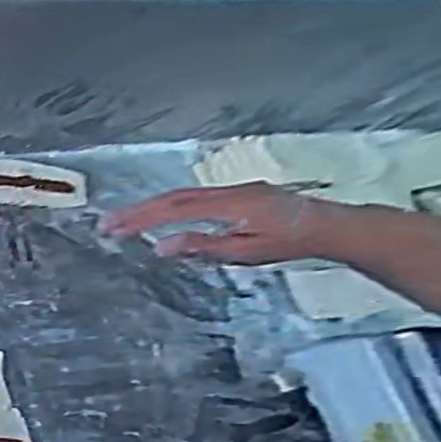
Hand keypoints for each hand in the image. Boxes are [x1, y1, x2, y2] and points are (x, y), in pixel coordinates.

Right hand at [101, 182, 347, 263]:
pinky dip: (171, 204)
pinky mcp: (240, 194)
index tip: (113, 227)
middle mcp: (231, 192)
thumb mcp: (242, 251)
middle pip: (175, 197)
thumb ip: (199, 246)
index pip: (174, 210)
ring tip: (125, 219)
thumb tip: (161, 245)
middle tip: (107, 222)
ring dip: (152, 206)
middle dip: (138, 210)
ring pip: (185, 195)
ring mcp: (236, 190)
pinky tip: (160, 214)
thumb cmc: (289, 242)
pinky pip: (198, 196)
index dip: (140, 218)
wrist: (333, 226)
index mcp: (230, 205)